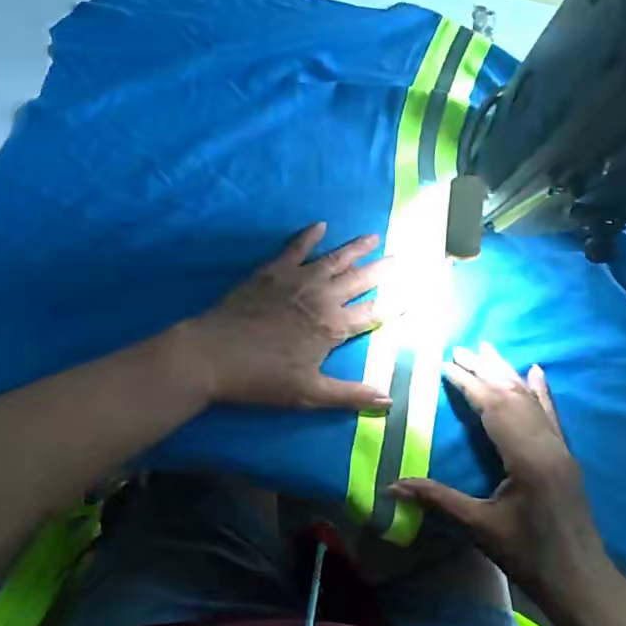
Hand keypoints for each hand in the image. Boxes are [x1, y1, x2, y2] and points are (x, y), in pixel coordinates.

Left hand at [182, 222, 392, 410]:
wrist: (214, 354)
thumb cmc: (262, 378)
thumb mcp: (309, 394)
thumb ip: (350, 395)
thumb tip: (389, 400)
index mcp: (333, 328)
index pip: (372, 314)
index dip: (393, 305)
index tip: (410, 296)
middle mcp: (322, 298)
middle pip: (358, 280)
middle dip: (380, 270)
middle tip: (399, 258)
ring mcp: (297, 280)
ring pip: (334, 259)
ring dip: (355, 248)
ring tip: (373, 237)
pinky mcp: (272, 271)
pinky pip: (296, 248)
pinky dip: (309, 236)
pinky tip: (320, 225)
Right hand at [392, 342, 605, 586]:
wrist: (581, 581)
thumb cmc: (528, 556)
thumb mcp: (479, 528)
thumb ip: (437, 500)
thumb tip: (391, 485)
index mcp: (527, 459)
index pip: (493, 409)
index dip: (468, 384)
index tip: (445, 364)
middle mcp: (547, 445)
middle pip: (513, 396)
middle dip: (485, 370)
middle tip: (460, 347)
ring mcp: (561, 449)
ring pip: (532, 401)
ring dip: (508, 373)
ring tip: (488, 348)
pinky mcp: (566, 457)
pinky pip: (551, 414)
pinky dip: (541, 390)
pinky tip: (537, 371)